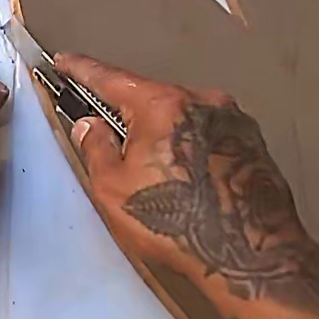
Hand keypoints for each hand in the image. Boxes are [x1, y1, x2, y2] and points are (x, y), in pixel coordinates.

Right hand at [55, 54, 310, 299]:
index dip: (82, 70)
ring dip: (160, 137)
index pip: (111, 79)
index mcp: (162, 105)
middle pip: (149, 100)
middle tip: (111, 148)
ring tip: (154, 181)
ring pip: (179, 118)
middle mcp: (202, 101)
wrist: (250, 256)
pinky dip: (187, 149)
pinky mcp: (253, 142)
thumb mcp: (113, 188)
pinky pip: (205, 134)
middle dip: (126, 118)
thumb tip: (91, 126)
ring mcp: (233, 120)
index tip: (66, 62)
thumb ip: (95, 147)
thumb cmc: (177, 223)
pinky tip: (183, 182)